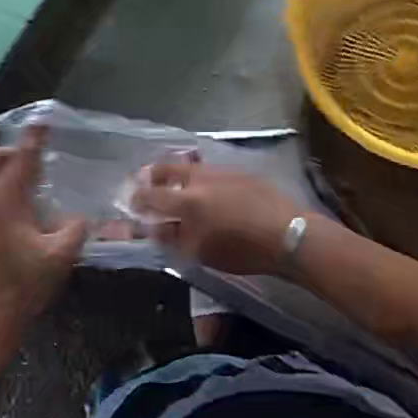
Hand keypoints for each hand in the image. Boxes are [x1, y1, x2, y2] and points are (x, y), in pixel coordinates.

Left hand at [0, 127, 87, 355]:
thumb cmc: (21, 288)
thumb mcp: (59, 256)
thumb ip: (76, 228)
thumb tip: (81, 215)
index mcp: (3, 198)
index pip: (22, 155)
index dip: (36, 136)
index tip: (47, 119)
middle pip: (0, 160)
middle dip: (22, 150)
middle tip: (48, 149)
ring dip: (15, 171)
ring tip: (43, 176)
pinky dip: (9, 190)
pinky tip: (30, 207)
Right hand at [133, 161, 306, 274]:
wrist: (290, 234)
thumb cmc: (243, 250)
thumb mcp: (202, 251)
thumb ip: (174, 237)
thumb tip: (154, 228)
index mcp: (186, 200)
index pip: (151, 195)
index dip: (136, 197)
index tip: (128, 199)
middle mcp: (199, 179)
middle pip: (167, 169)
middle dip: (152, 174)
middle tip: (145, 180)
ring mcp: (221, 171)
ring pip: (190, 166)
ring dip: (176, 172)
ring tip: (174, 182)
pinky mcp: (241, 172)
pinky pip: (211, 169)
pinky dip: (200, 175)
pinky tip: (206, 186)